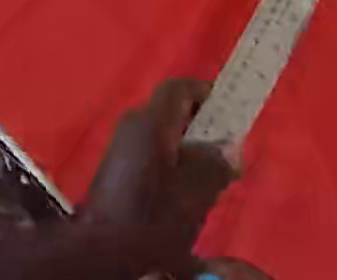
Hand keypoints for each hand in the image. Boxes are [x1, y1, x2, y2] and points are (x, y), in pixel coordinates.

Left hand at [80, 80, 233, 264]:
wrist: (104, 245)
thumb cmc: (151, 216)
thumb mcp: (193, 195)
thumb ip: (213, 166)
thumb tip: (230, 146)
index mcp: (149, 122)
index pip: (176, 90)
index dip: (204, 92)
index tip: (232, 106)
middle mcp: (133, 123)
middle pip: (171, 110)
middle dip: (203, 122)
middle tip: (231, 147)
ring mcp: (124, 142)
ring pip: (164, 131)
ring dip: (191, 144)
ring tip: (219, 171)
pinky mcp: (121, 163)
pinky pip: (154, 148)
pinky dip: (177, 157)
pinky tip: (192, 188)